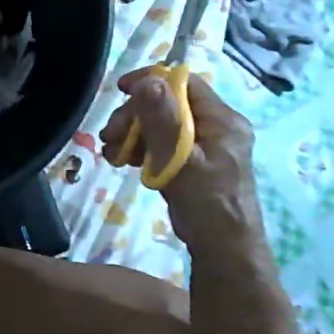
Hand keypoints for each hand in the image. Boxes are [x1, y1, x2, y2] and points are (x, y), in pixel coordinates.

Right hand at [99, 67, 262, 248]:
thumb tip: (147, 81)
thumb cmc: (207, 204)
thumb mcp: (181, 160)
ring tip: (112, 154)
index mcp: (222, 119)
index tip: (120, 90)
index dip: (151, 81)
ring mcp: (204, 146)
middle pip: (167, 104)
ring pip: (161, 124)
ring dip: (133, 134)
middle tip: (109, 135)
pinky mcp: (192, 164)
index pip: (183, 82)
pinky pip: (163, 144)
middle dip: (134, 116)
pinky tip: (123, 161)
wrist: (224, 252)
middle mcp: (216, 126)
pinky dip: (141, 149)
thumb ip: (163, 120)